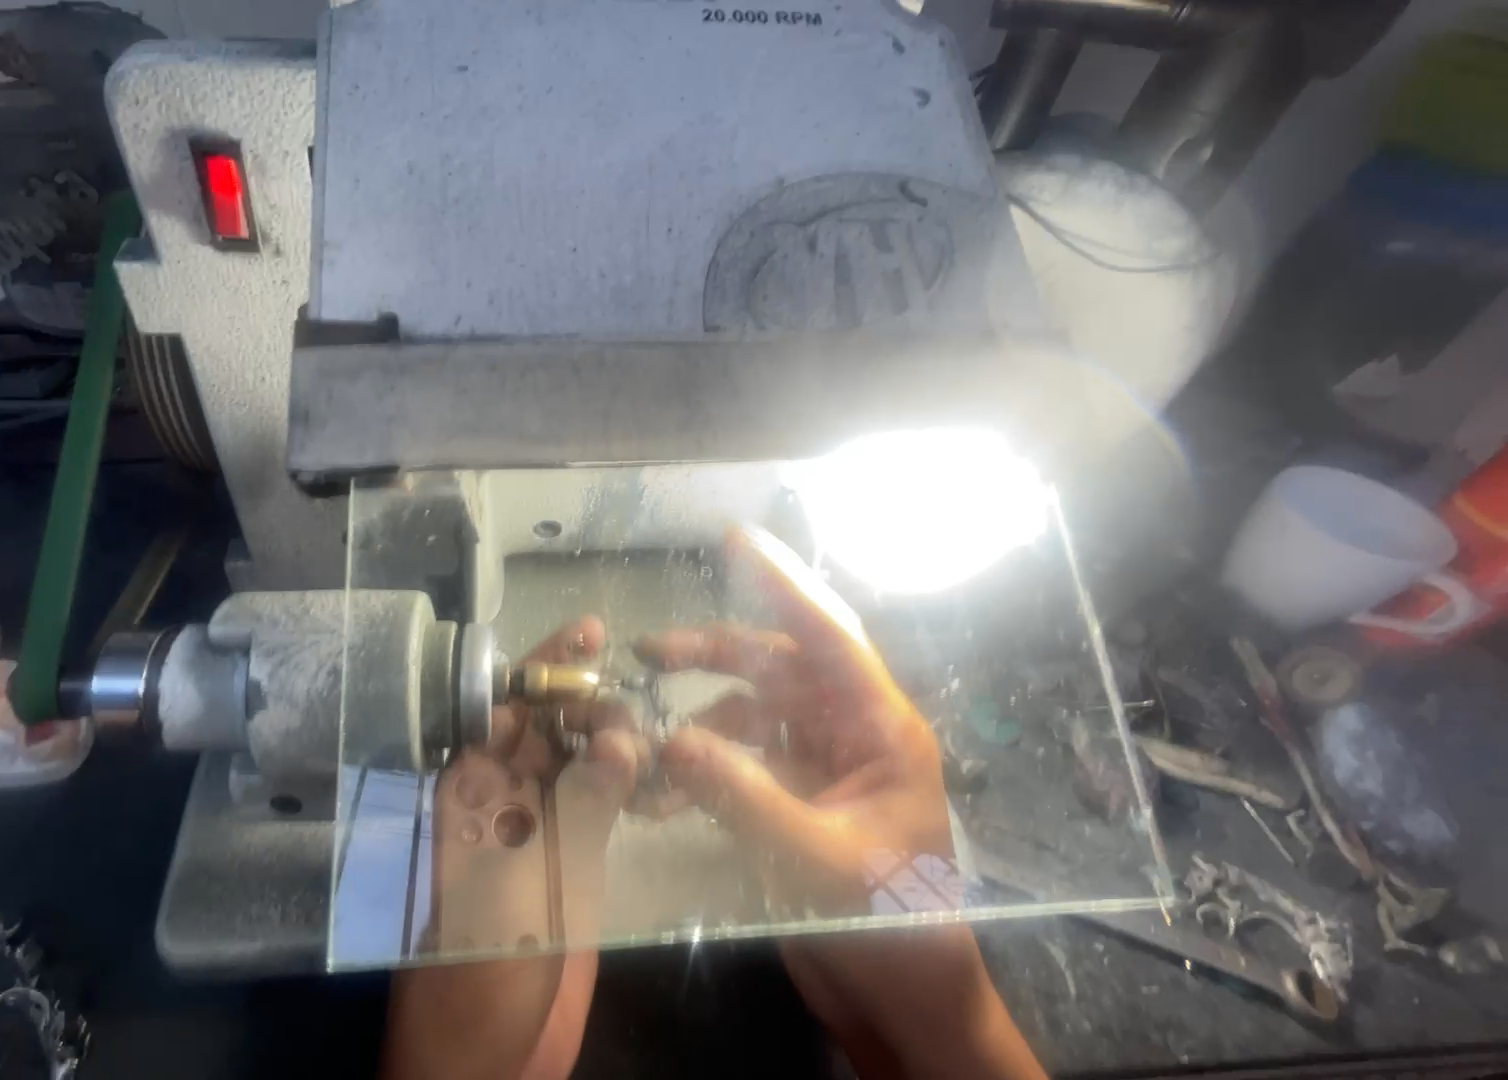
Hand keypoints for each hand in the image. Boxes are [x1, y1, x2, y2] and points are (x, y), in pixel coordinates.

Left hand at [382, 617, 646, 1079]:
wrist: (488, 1058)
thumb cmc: (486, 970)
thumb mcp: (526, 884)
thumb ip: (574, 811)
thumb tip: (623, 740)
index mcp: (471, 793)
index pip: (507, 707)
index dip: (546, 666)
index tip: (590, 629)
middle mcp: (503, 798)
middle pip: (549, 728)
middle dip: (590, 696)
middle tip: (641, 678)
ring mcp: (540, 828)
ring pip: (579, 763)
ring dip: (614, 734)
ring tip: (662, 709)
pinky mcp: (572, 860)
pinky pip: (600, 804)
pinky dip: (627, 780)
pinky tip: (662, 763)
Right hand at [637, 527, 1044, 1079]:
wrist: (902, 1004)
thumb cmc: (890, 927)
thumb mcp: (816, 859)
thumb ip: (744, 797)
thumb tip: (669, 740)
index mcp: (881, 731)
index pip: (832, 636)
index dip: (785, 584)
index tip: (738, 541)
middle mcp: (850, 735)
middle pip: (776, 669)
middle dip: (712, 658)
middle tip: (650, 651)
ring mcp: (819, 768)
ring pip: (748, 717)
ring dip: (696, 727)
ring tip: (643, 743)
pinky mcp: (792, 801)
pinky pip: (737, 763)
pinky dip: (699, 771)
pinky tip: (660, 794)